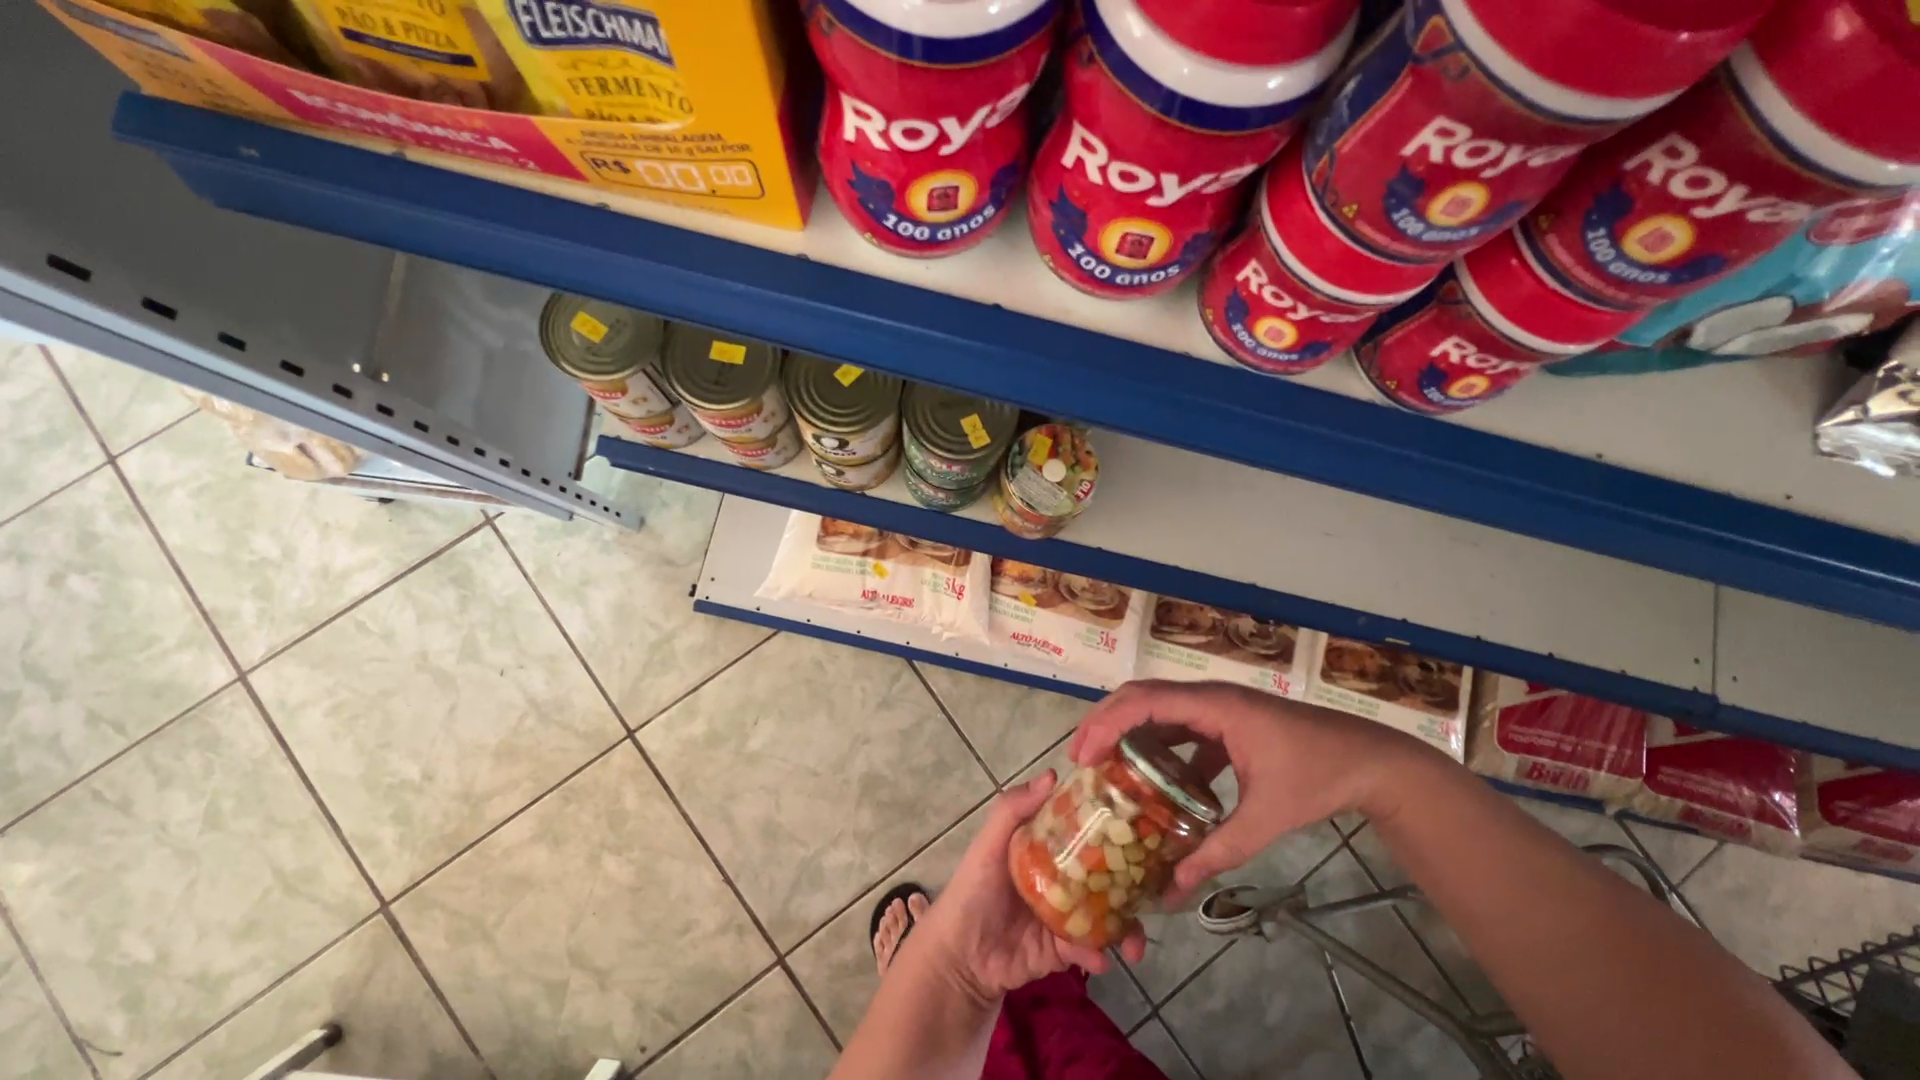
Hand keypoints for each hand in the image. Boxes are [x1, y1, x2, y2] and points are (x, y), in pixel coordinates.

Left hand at [911, 772, 1144, 1006]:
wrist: (958, 956)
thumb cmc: (972, 891)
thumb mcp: (988, 846)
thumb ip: (1012, 810)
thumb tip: (1052, 774)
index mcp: (1046, 849)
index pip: (1084, 831)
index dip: (1111, 827)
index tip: (1143, 824)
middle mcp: (1062, 878)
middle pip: (1106, 876)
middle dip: (1133, 885)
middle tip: (1158, 891)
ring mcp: (1066, 914)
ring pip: (1107, 916)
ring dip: (1126, 929)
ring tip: (1134, 943)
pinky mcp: (1063, 949)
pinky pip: (1090, 950)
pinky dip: (1098, 955)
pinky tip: (1097, 960)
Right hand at [1069, 680, 1433, 893]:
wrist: (1371, 761)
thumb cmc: (1319, 777)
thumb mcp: (1266, 818)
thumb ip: (1218, 850)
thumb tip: (1173, 888)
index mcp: (1217, 707)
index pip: (1146, 702)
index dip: (1107, 723)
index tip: (1083, 755)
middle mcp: (1212, 699)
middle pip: (1143, 696)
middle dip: (1106, 722)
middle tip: (1080, 759)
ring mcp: (1220, 708)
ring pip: (1160, 708)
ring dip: (1129, 731)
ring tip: (1104, 766)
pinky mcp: (1229, 723)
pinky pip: (1181, 726)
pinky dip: (1159, 745)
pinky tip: (1154, 781)